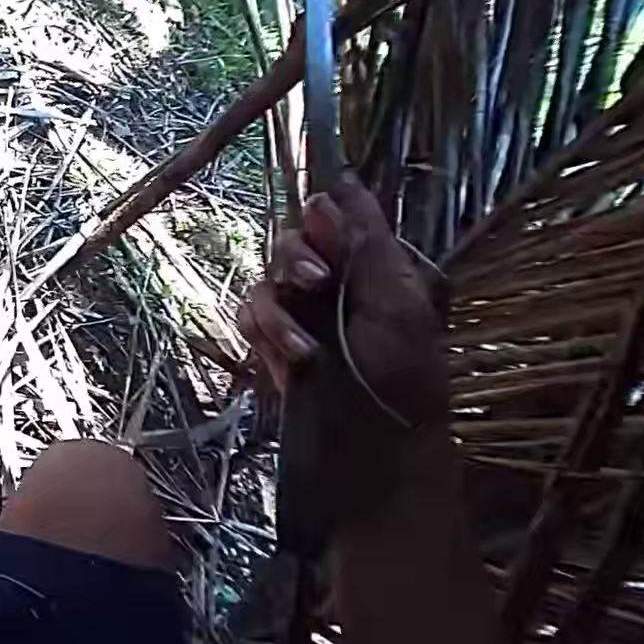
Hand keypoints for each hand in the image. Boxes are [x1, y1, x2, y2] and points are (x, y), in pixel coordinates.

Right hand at [239, 176, 447, 436]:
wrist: (367, 460)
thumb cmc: (396, 381)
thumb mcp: (394, 305)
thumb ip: (365, 244)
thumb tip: (341, 184)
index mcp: (379, 269)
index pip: (332, 221)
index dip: (316, 227)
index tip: (322, 246)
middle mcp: (338, 284)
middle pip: (288, 244)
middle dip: (293, 265)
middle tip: (309, 286)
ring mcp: (303, 313)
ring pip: (264, 282)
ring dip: (275, 315)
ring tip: (299, 353)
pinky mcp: (274, 339)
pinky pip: (248, 315)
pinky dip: (259, 335)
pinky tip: (282, 362)